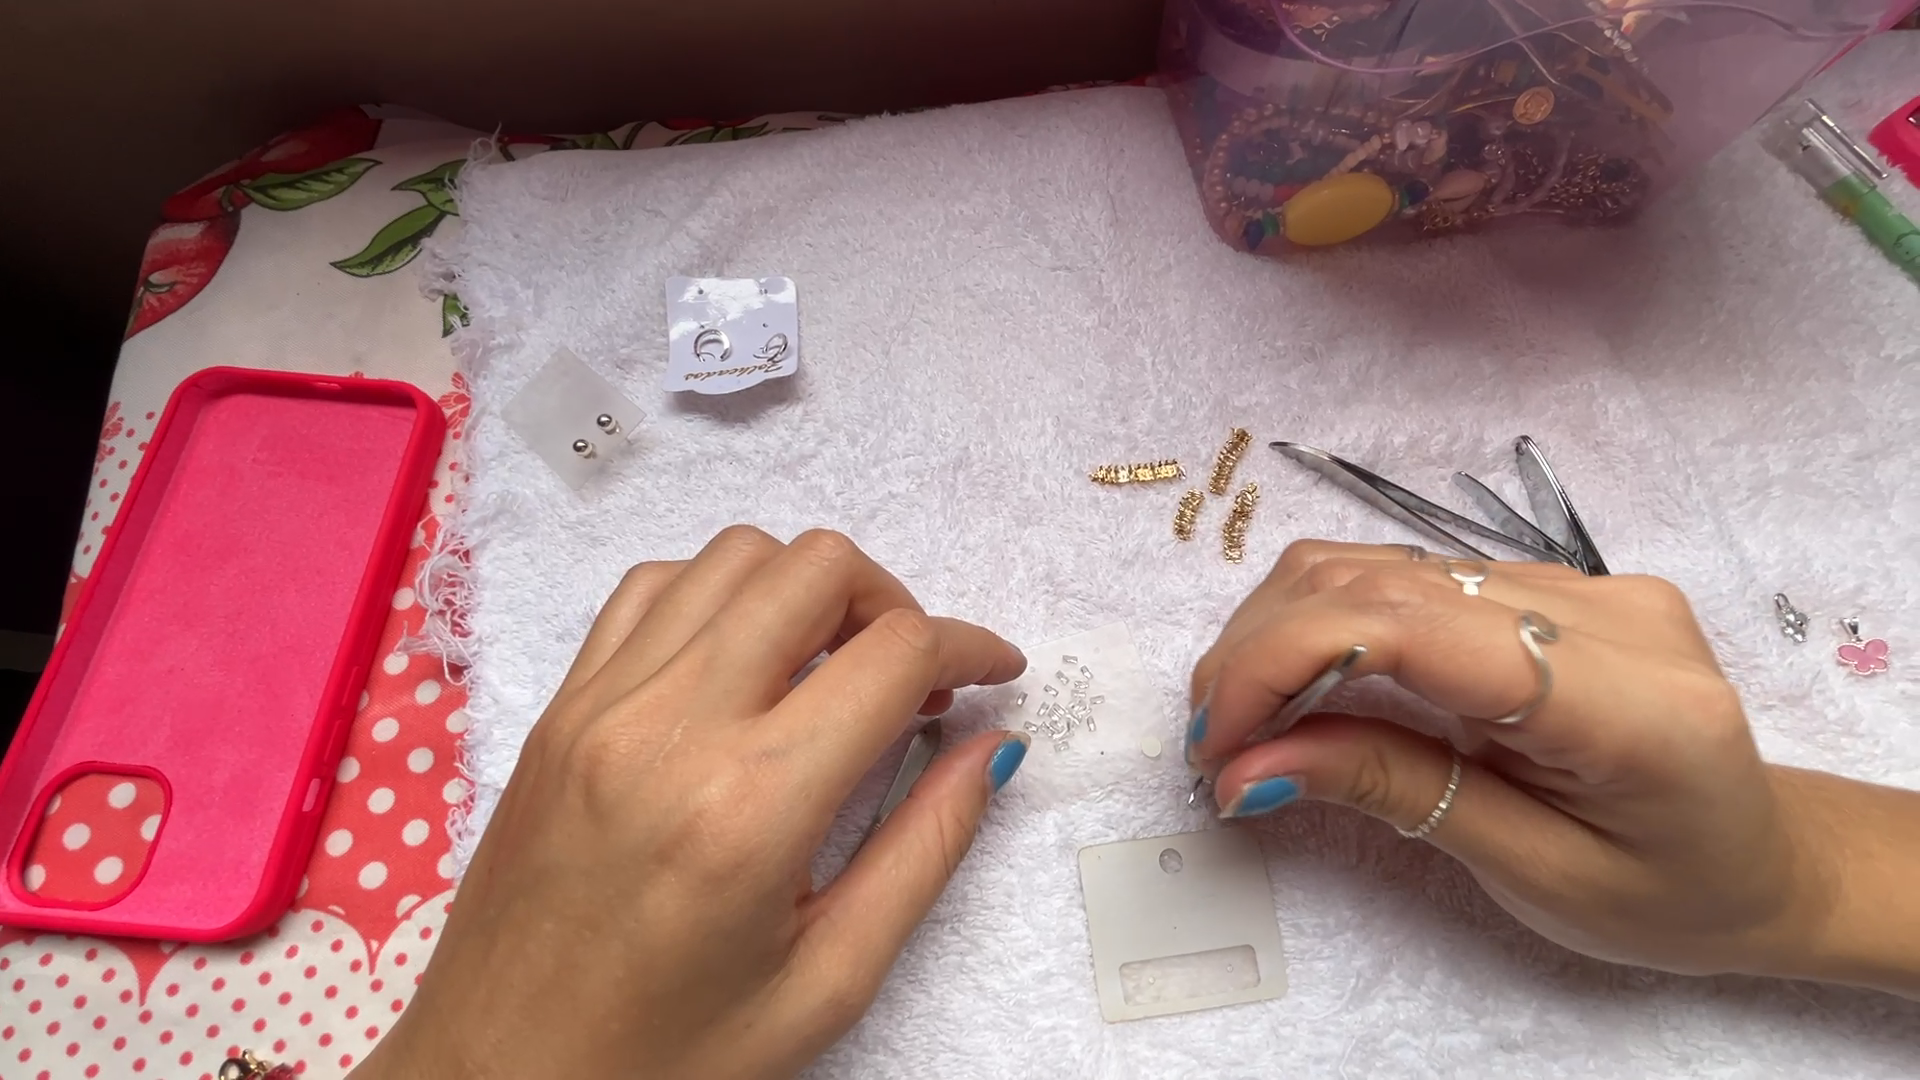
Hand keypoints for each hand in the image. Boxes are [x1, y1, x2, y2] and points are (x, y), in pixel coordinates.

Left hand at [353, 527, 1030, 1079]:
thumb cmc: (673, 1059)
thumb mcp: (832, 979)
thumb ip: (929, 845)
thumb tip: (995, 745)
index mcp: (753, 805)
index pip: (893, 655)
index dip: (968, 646)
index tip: (996, 669)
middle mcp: (673, 723)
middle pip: (817, 567)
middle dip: (894, 601)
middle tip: (909, 674)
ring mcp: (605, 698)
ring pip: (740, 555)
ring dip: (813, 589)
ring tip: (831, 663)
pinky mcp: (565, 698)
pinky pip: (659, 584)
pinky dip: (727, 593)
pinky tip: (746, 657)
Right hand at [1185, 540, 1818, 977]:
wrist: (1766, 852)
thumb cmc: (1670, 892)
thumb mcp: (1530, 871)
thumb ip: (1386, 791)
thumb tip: (1244, 770)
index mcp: (1624, 698)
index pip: (1402, 627)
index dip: (1278, 666)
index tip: (1215, 743)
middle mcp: (1588, 604)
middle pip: (1362, 585)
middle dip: (1254, 655)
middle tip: (1209, 738)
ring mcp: (1552, 574)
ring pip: (1355, 564)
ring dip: (1267, 631)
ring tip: (1236, 708)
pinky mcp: (1515, 575)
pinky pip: (1377, 573)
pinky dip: (1305, 619)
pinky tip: (1287, 671)